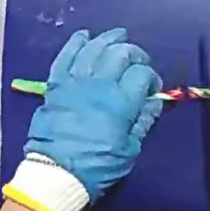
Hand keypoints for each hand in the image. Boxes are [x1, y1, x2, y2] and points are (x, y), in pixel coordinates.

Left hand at [24, 28, 163, 199]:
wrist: (57, 174)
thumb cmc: (97, 167)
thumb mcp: (129, 150)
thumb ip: (142, 122)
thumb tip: (153, 102)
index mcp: (121, 102)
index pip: (142, 74)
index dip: (151, 77)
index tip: (152, 87)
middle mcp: (99, 85)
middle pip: (120, 54)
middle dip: (133, 53)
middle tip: (137, 60)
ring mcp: (75, 83)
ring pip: (93, 49)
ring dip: (107, 40)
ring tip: (117, 36)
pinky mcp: (56, 86)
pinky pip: (65, 57)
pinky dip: (75, 44)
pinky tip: (83, 37)